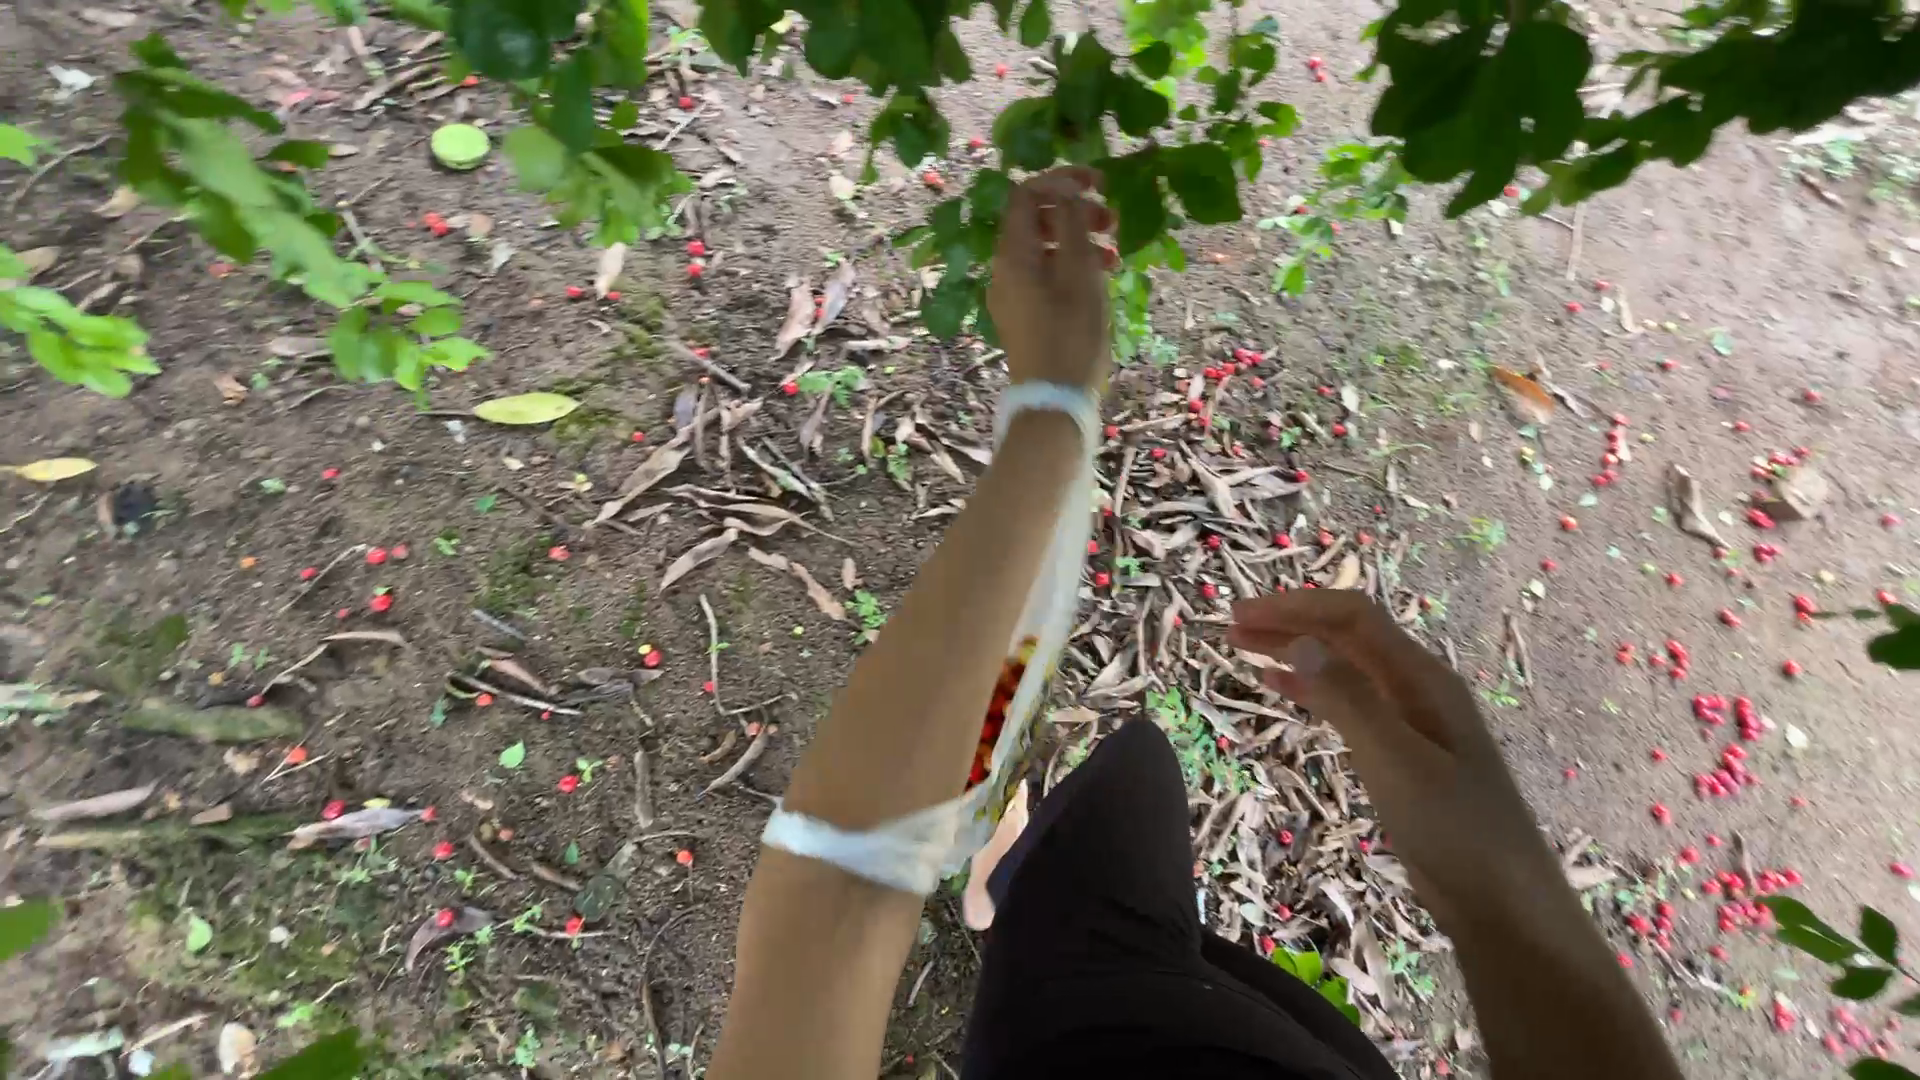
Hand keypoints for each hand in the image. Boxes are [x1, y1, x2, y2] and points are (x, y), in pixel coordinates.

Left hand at [987, 167, 1114, 391]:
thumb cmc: (1070, 333)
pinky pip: (1044, 278)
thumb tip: (1067, 188)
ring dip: (1078, 242)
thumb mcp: (1078, 271)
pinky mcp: (1023, 317)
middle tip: (1111, 222)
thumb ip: (1072, 223)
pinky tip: (1100, 279)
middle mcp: (1004, 271)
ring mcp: (1012, 296)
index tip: (1098, 182)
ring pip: (1043, 251)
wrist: (1053, 399)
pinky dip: (1070, 269)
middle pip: (1036, 222)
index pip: (1027, 195)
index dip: (1061, 180)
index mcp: (1012, 255)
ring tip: (1114, 255)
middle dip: (1074, 213)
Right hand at [1226, 592, 1566, 933]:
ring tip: (1243, 647)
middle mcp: (1414, 686)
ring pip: (1340, 665)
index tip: (1241, 613)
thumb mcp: (1395, 761)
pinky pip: (1343, 699)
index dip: (1295, 607)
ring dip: (1292, 649)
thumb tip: (1299, 641)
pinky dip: (1306, 686)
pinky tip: (1276, 686)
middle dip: (1287, 623)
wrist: (1503, 904)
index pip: (1352, 617)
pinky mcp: (1395, 748)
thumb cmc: (1454, 830)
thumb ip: (1348, 698)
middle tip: (1231, 627)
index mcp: (1421, 678)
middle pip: (1343, 635)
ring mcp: (1406, 717)